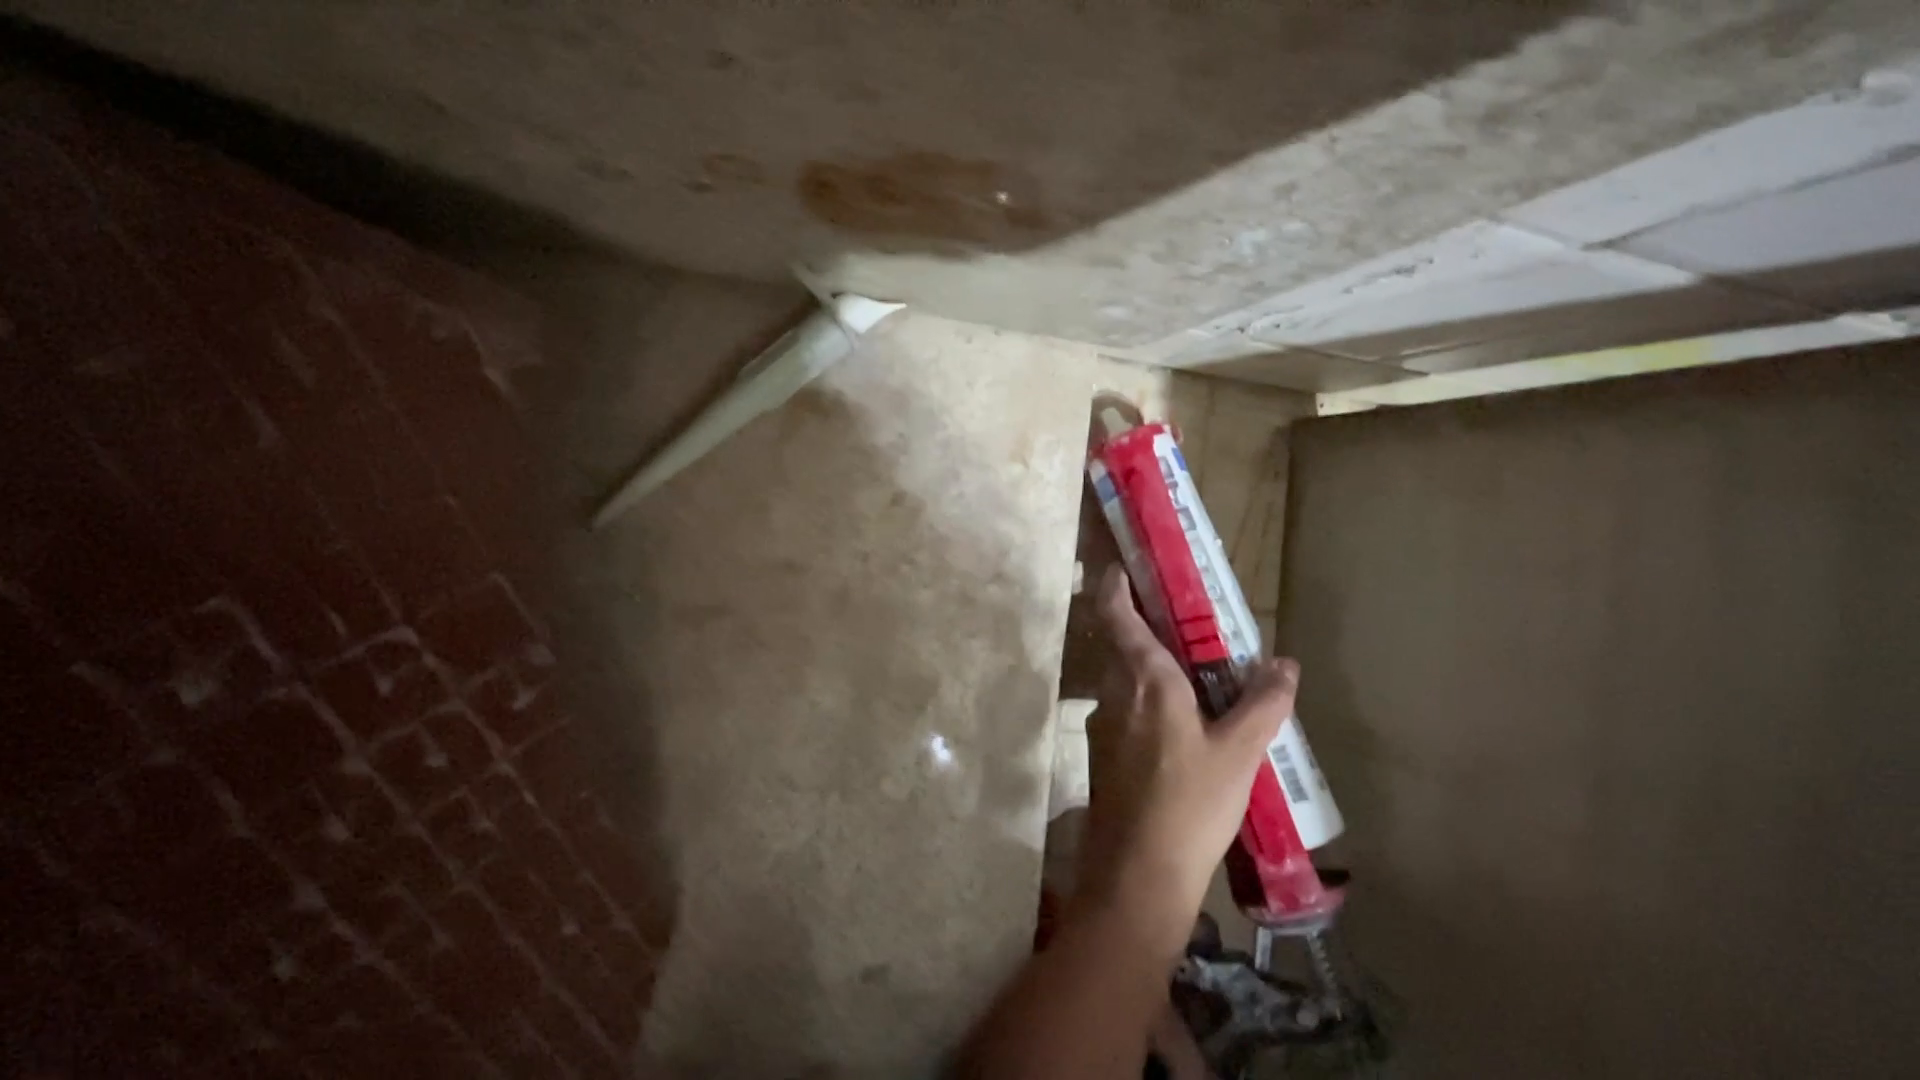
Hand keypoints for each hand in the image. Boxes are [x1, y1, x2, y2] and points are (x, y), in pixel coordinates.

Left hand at [1078, 564, 1300, 951]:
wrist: (1138, 875)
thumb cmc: (1190, 804)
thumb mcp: (1240, 752)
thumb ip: (1263, 703)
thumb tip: (1284, 664)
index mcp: (1143, 681)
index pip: (1116, 616)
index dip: (1113, 586)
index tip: (1121, 566)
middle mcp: (1113, 696)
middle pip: (1121, 647)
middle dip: (1146, 630)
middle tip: (1186, 626)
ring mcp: (1102, 729)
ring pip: (1124, 684)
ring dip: (1150, 672)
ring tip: (1195, 679)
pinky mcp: (1103, 761)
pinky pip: (1126, 715)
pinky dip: (1148, 707)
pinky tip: (1182, 732)